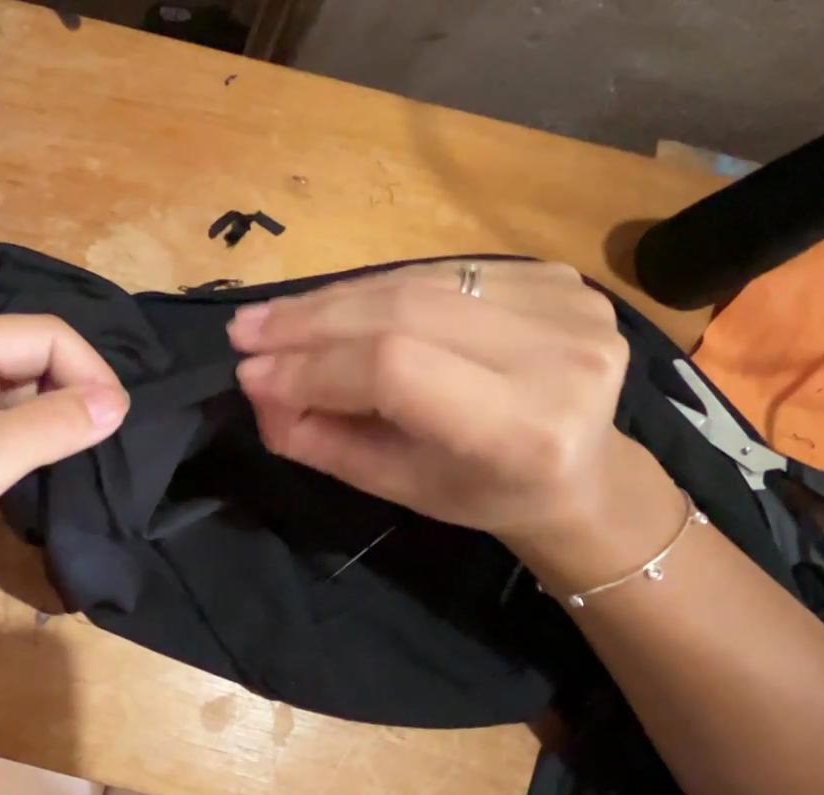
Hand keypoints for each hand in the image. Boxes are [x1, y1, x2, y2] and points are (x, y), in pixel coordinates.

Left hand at [0, 315, 128, 604]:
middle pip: (31, 355)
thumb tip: (116, 403)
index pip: (42, 334)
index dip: (87, 370)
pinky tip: (46, 463)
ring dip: (54, 413)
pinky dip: (29, 436)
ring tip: (84, 453)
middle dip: (74, 388)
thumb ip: (41, 431)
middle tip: (104, 442)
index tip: (114, 423)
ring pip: (17, 389)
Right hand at [229, 260, 672, 554]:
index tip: (249, 374)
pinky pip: (440, 274)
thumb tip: (257, 387)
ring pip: (416, 284)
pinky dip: (373, 291)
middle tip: (244, 331)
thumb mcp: (396, 485)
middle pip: (404, 312)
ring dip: (332, 300)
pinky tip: (328, 307)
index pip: (396, 369)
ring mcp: (568, 305)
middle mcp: (559, 357)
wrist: (579, 469)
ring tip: (271, 317)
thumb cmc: (480, 492)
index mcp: (525, 430)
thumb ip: (323, 440)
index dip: (314, 366)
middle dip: (311, 322)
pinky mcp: (559, 277)